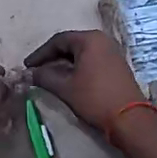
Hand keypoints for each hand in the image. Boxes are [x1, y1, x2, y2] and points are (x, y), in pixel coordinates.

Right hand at [24, 30, 144, 130]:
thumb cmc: (95, 98)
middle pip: (71, 44)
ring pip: (81, 53)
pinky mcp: (116, 65)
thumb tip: (29, 73)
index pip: (58, 40)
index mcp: (90, 39)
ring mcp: (112, 52)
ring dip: (64, 64)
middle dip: (51, 58)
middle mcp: (102, 40)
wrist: (129, 118)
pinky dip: (77, 68)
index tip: (27, 66)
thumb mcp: (65, 87)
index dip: (40, 53)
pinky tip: (67, 80)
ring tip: (48, 77)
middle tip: (36, 71)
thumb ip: (44, 76)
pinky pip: (91, 61)